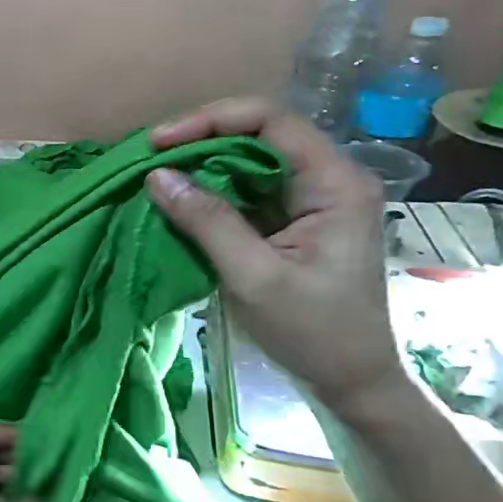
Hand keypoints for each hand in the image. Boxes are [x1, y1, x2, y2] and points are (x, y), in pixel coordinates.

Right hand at [147, 98, 402, 405]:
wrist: (351, 381)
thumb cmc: (312, 333)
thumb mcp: (254, 277)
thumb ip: (207, 221)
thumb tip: (157, 175)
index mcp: (335, 182)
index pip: (270, 120)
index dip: (209, 120)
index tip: (159, 142)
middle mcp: (330, 178)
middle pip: (261, 134)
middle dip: (202, 140)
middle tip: (151, 159)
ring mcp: (315, 199)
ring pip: (253, 161)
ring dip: (205, 166)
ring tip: (159, 176)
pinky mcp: (299, 220)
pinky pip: (252, 191)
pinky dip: (215, 193)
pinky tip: (184, 201)